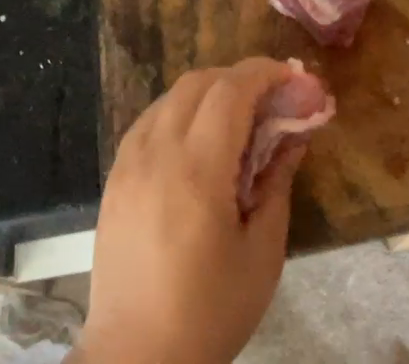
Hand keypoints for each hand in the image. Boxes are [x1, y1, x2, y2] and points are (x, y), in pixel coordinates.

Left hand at [73, 58, 304, 363]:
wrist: (137, 355)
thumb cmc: (210, 310)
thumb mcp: (261, 251)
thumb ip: (277, 182)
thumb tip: (294, 134)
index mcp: (196, 170)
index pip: (230, 91)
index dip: (265, 73)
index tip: (293, 78)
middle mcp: (156, 152)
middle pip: (198, 82)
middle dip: (240, 78)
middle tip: (273, 99)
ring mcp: (128, 162)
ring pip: (170, 97)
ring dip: (208, 92)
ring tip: (239, 118)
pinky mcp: (114, 177)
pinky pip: (149, 121)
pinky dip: (180, 112)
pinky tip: (199, 140)